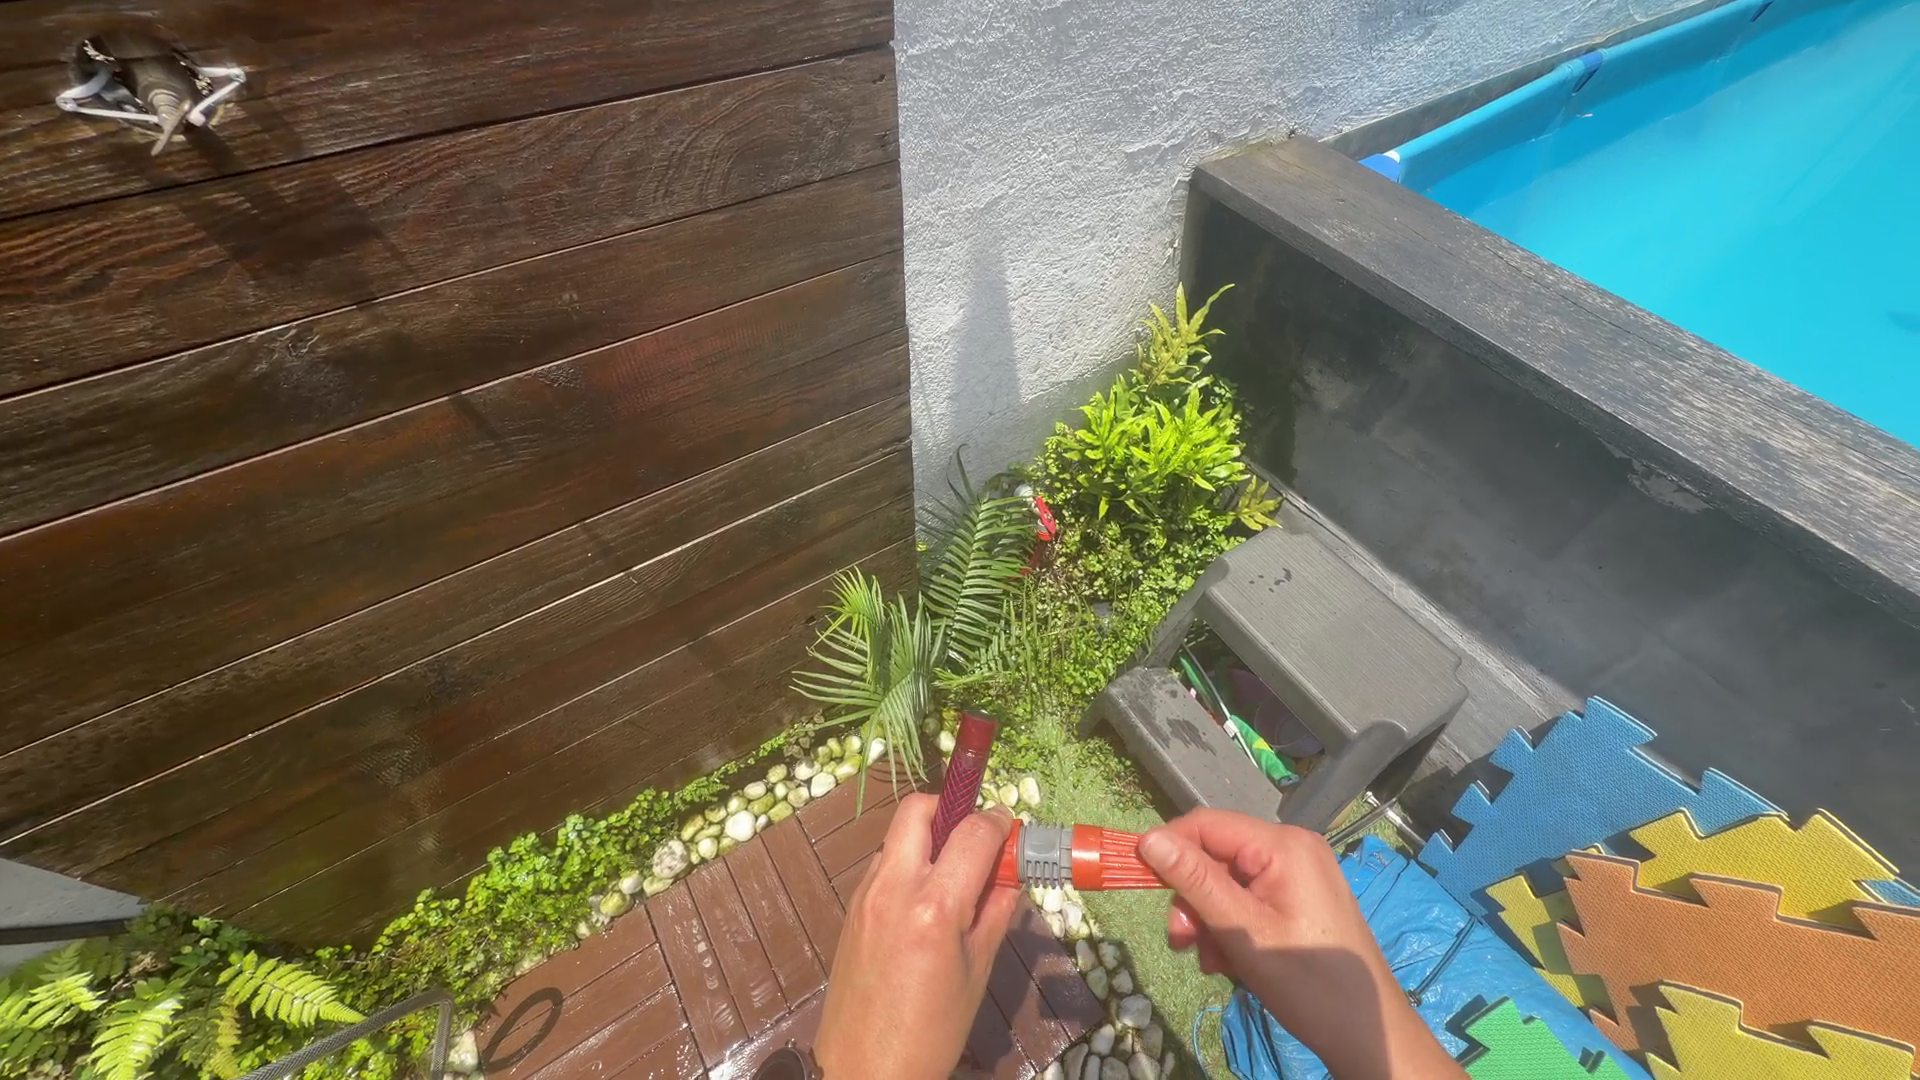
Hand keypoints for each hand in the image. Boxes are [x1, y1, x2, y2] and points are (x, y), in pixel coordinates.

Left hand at [814, 794, 1018, 1078]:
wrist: (863, 1070)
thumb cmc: (933, 1029)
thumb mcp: (979, 969)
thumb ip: (997, 909)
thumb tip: (1009, 869)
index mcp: (934, 906)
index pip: (972, 832)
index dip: (996, 822)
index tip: (1007, 829)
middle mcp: (894, 885)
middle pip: (919, 808)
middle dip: (950, 809)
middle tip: (972, 839)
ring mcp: (866, 891)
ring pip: (900, 833)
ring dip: (928, 837)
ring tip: (950, 876)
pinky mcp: (852, 903)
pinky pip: (886, 861)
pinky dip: (909, 862)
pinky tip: (922, 900)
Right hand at [1137, 810, 1465, 1079]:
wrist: (1373, 1042)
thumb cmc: (1308, 983)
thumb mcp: (1242, 931)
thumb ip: (1194, 880)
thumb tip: (1147, 838)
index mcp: (1284, 844)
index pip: (1207, 824)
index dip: (1170, 847)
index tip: (1141, 881)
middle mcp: (1292, 847)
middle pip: (1217, 854)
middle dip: (1192, 896)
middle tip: (1180, 939)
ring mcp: (1300, 873)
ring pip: (1229, 880)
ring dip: (1208, 917)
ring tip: (1209, 959)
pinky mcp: (1301, 898)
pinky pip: (1249, 897)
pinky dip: (1231, 925)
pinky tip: (1230, 961)